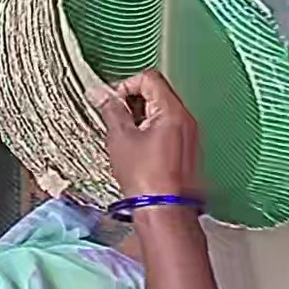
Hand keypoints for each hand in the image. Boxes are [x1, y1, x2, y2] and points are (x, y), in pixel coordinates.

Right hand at [91, 69, 201, 201]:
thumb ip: (111, 110)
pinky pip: (167, 127)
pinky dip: (149, 130)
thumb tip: (99, 93)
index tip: (112, 103)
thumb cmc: (144, 175)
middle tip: (114, 120)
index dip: (125, 86)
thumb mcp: (120, 138)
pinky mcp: (186, 148)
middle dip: (131, 101)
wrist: (164, 209)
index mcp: (172, 111)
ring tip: (124, 136)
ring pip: (161, 111)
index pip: (149, 79)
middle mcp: (186, 119)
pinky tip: (136, 149)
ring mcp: (189, 134)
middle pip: (157, 92)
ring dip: (139, 116)